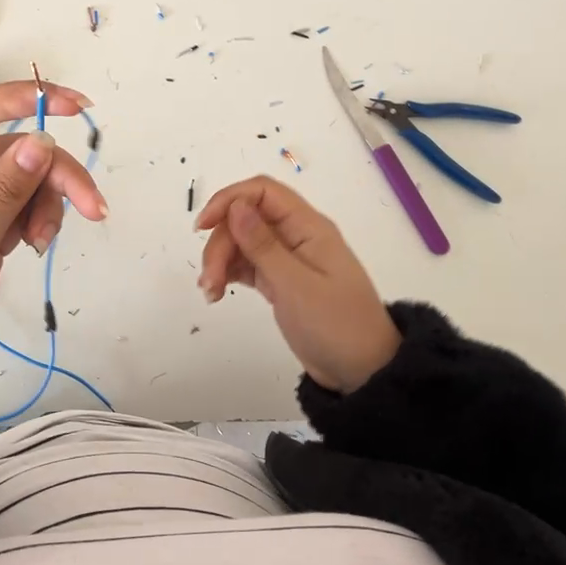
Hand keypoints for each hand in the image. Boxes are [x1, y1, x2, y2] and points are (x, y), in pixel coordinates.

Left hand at [0, 80, 108, 367]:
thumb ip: (5, 190)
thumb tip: (41, 141)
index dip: (26, 97)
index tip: (76, 105)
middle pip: (23, 149)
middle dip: (59, 174)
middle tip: (95, 208)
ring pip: (33, 177)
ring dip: (51, 205)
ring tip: (42, 243)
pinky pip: (30, 202)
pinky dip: (41, 220)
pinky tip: (32, 246)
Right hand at [195, 176, 399, 392]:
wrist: (363, 372)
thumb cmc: (336, 326)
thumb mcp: (296, 285)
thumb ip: (263, 245)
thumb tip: (236, 205)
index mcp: (308, 227)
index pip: (262, 192)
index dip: (228, 200)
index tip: (202, 226)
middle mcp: (296, 236)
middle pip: (244, 219)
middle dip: (220, 243)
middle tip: (208, 280)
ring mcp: (287, 258)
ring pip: (240, 242)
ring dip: (219, 261)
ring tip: (210, 293)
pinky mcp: (279, 280)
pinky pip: (245, 264)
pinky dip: (227, 274)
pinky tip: (216, 292)